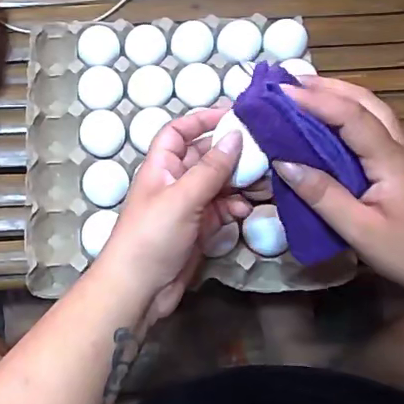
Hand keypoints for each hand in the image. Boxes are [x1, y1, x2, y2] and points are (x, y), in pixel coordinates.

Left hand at [91, 107, 250, 321]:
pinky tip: (248, 209)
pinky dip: (235, 207)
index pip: (179, 132)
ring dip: (239, 181)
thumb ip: (211, 168)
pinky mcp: (199, 229)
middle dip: (231, 151)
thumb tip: (235, 135)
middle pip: (205, 156)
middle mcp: (175, 181)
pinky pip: (222, 209)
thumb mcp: (182, 197)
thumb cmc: (152, 236)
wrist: (139, 290)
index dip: (202, 120)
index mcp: (161, 166)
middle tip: (264, 147)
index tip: (234, 114)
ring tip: (264, 179)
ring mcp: (188, 206)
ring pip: (218, 183)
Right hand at [272, 77, 403, 299]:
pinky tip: (328, 120)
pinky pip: (373, 124)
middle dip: (326, 86)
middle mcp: (399, 145)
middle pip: (365, 100)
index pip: (351, 116)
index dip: (316, 100)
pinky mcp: (402, 162)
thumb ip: (323, 196)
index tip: (281, 92)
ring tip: (303, 92)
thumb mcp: (361, 232)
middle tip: (286, 82)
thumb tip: (283, 162)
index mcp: (391, 159)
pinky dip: (347, 110)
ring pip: (372, 108)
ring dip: (338, 93)